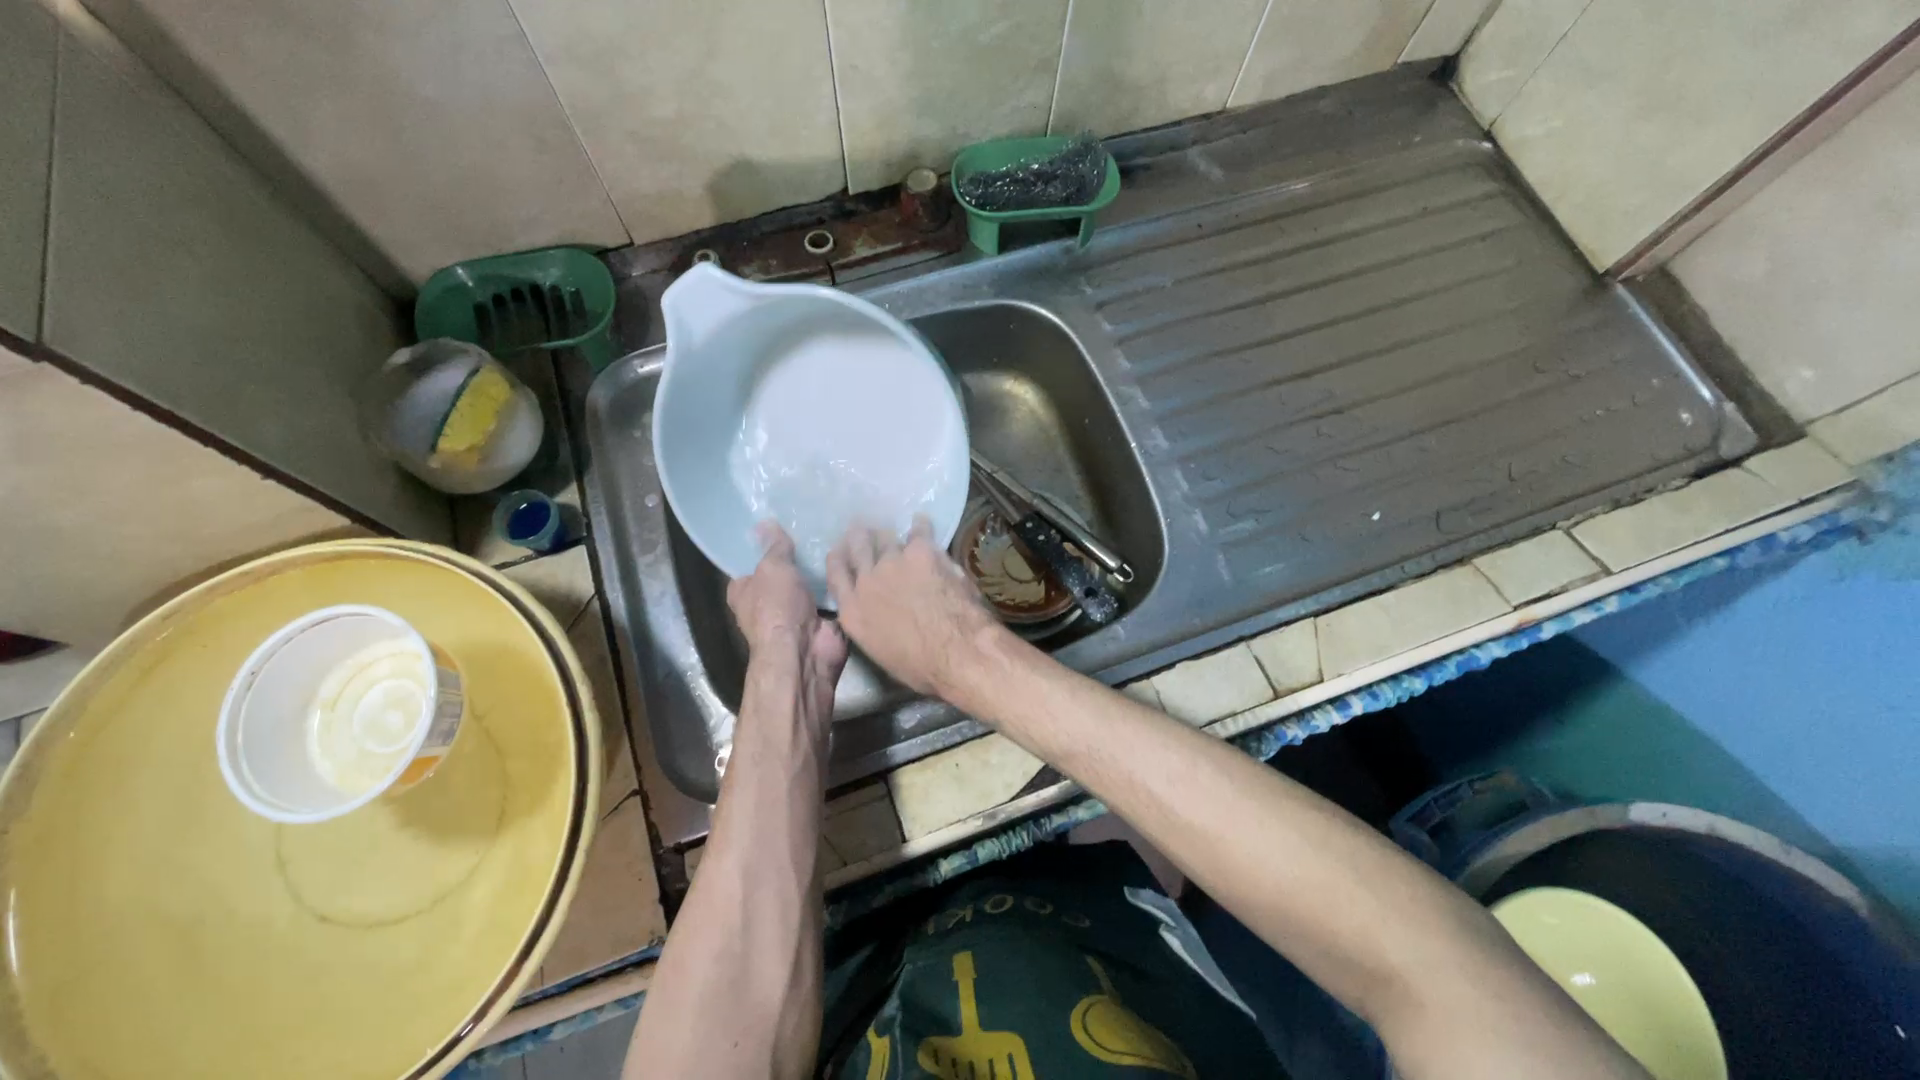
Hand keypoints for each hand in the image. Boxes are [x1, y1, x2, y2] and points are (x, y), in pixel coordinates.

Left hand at [728, 524, 848, 686]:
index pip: (751, 561)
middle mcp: (768, 602)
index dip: (764, 543)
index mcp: (745, 590)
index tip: (781, 521)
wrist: (805, 651)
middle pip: (785, 570)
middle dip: (800, 553)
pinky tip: (852, 556)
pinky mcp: (823, 619)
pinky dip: (841, 580)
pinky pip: (832, 593)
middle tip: (817, 524)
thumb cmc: (776, 608)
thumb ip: (774, 546)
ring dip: (824, 566)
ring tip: (839, 533)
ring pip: (811, 581)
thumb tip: (765, 522)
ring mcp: (797, 611)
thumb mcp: (772, 568)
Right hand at [826, 516, 1005, 697]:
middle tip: (861, 529)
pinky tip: (921, 521)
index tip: (840, 550)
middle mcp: (865, 583)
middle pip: (857, 550)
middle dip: (858, 538)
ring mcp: (891, 563)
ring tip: (890, 530)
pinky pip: (918, 531)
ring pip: (884, 538)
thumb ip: (872, 624)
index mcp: (853, 612)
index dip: (838, 559)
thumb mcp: (880, 650)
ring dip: (887, 535)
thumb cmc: (922, 666)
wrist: (955, 650)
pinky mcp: (920, 552)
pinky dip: (920, 526)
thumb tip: (879, 614)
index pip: (836, 576)